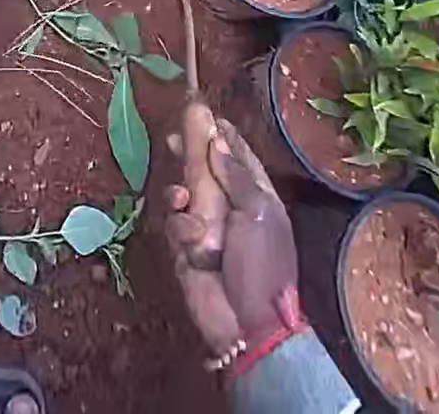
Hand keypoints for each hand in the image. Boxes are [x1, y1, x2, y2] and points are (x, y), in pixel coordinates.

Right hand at [164, 115, 297, 355]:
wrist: (248, 325)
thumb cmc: (263, 264)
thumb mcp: (258, 213)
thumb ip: (235, 174)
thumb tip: (217, 139)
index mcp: (256, 194)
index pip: (237, 154)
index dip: (222, 133)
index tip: (205, 112)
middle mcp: (229, 204)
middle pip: (205, 167)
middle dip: (190, 152)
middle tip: (176, 137)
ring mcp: (206, 224)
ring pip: (183, 191)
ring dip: (182, 192)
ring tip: (184, 198)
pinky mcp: (185, 245)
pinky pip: (176, 222)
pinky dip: (182, 226)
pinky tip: (193, 236)